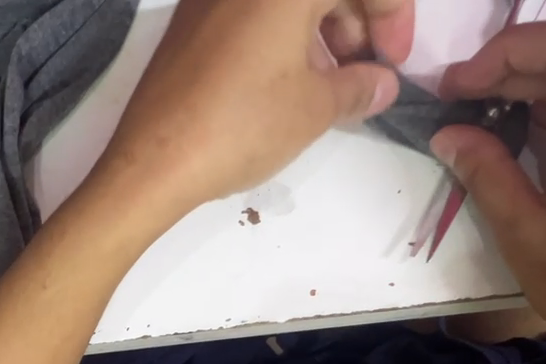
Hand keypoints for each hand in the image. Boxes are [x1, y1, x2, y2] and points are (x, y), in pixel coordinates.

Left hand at [85, 0, 410, 226]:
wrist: (151, 164)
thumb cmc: (238, 128)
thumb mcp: (311, 110)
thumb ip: (356, 88)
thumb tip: (380, 84)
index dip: (394, 18)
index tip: (393, 65)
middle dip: (354, 21)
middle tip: (360, 75)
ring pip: (285, 0)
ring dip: (317, 30)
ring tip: (323, 85)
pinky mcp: (189, 21)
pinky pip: (249, 12)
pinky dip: (278, 35)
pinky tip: (281, 82)